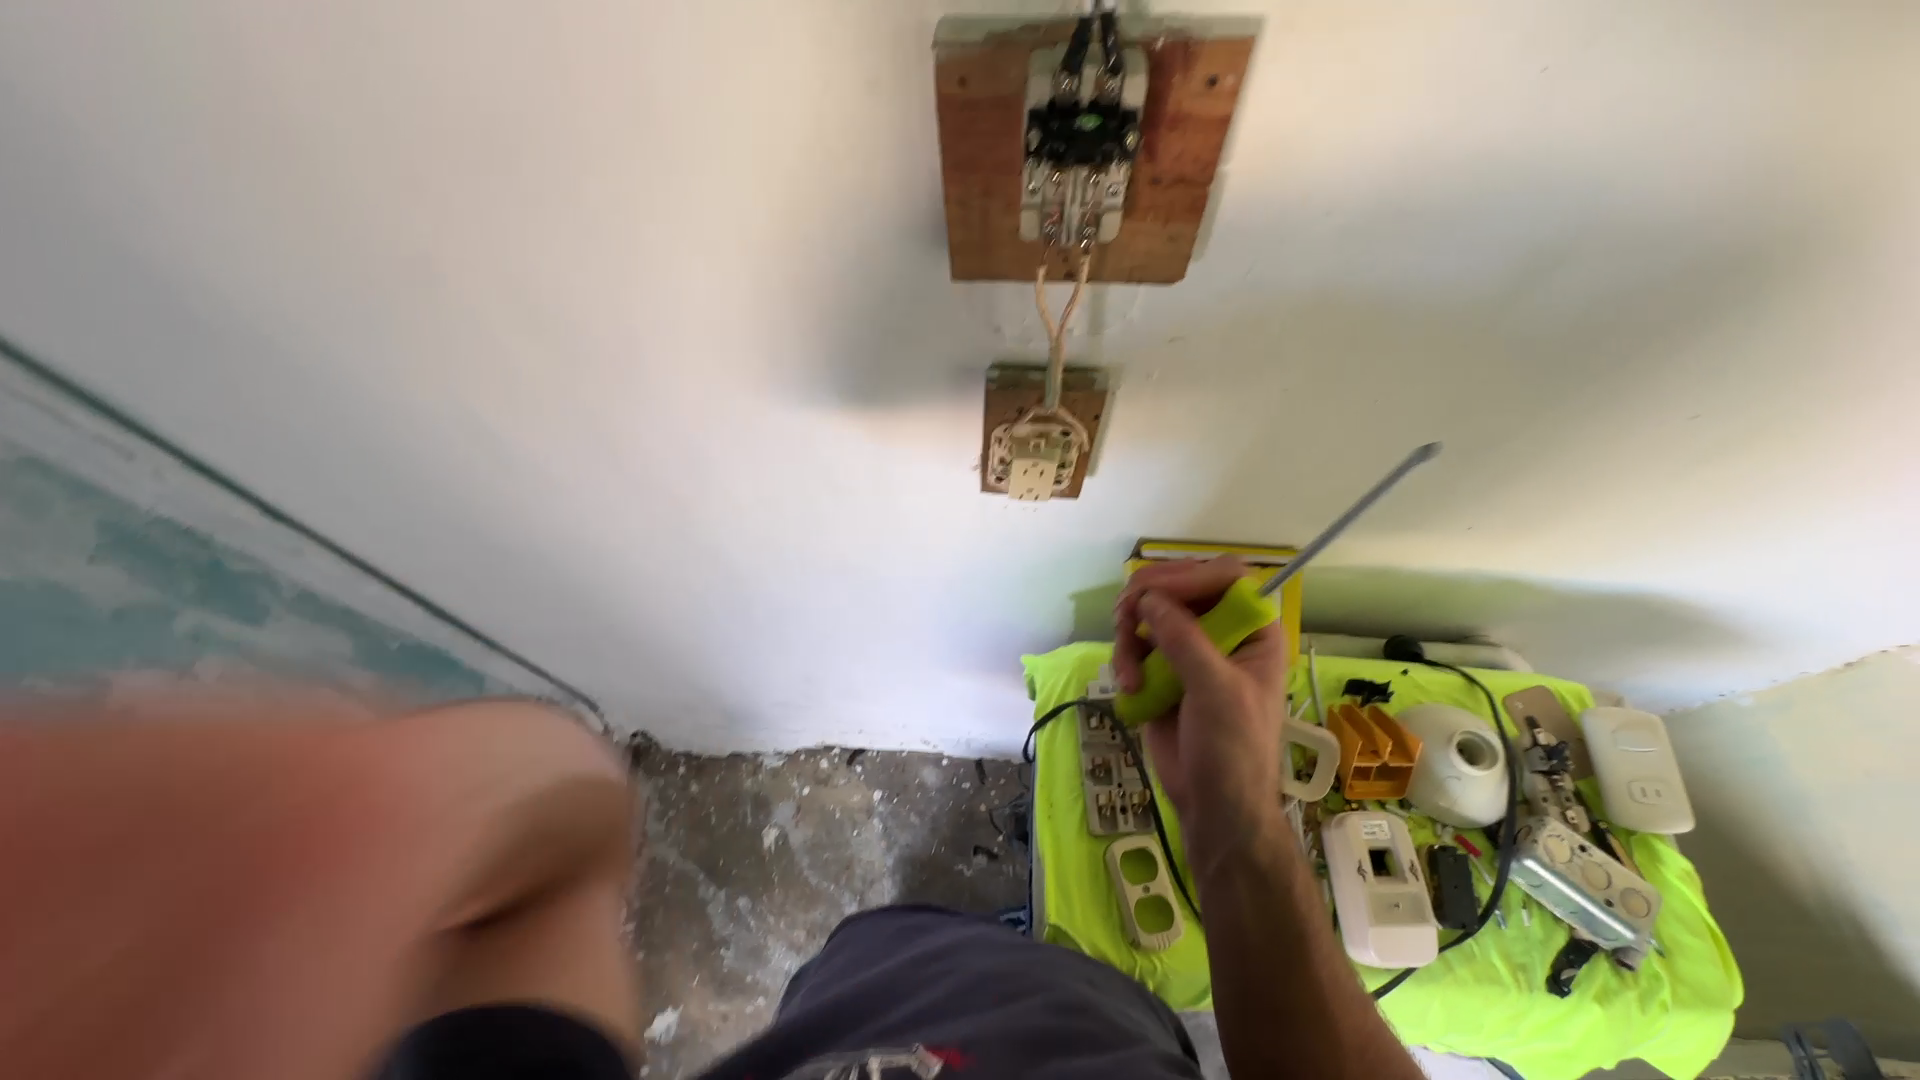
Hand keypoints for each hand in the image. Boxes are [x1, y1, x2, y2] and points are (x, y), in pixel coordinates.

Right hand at [1113, 559, 1288, 850]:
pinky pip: (1134, 644)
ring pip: (1148, 614)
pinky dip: (1124, 659)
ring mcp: (1188, 651)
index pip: (1223, 577)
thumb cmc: (1233, 749)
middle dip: (1147, 602)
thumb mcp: (1216, 691)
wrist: (1214, 805)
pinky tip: (1129, 687)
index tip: (1153, 593)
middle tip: (1124, 617)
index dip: (1188, 576)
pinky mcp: (1161, 671)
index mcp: (1252, 631)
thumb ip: (1184, 639)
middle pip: (1179, 589)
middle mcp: (1221, 632)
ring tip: (1129, 673)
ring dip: (1130, 637)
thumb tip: (1147, 598)